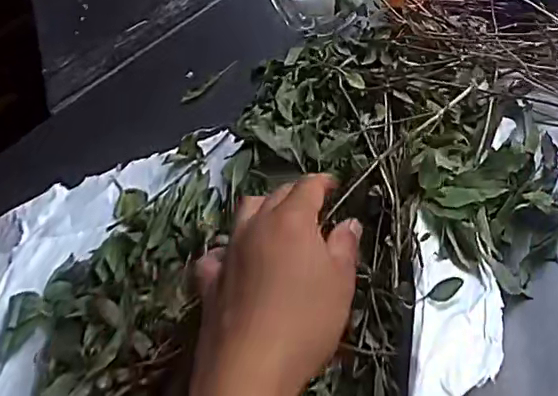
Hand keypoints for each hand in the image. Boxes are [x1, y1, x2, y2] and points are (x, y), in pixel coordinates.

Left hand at [191, 175, 360, 395]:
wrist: (247, 376)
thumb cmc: (303, 323)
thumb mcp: (341, 282)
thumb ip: (345, 246)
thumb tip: (348, 224)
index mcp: (292, 218)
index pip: (309, 184)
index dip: (325, 182)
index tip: (336, 188)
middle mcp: (258, 226)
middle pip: (277, 193)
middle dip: (297, 195)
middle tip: (314, 210)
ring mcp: (230, 253)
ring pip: (245, 213)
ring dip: (262, 212)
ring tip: (277, 228)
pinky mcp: (209, 284)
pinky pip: (216, 254)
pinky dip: (227, 251)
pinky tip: (236, 263)